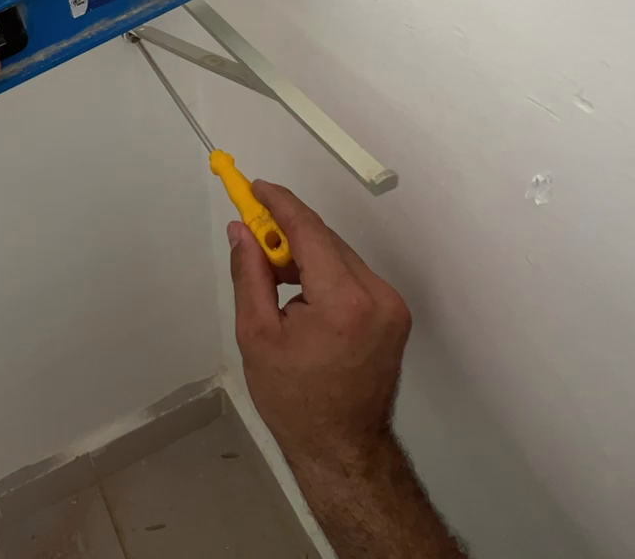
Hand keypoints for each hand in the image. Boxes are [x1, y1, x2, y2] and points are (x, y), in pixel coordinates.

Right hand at [229, 182, 411, 468]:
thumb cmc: (292, 398)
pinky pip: (352, 274)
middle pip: (325, 239)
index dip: (279, 203)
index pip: (309, 231)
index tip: (254, 187)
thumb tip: (241, 230)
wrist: (342, 448)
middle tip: (251, 230)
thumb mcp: (256, 333)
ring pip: (339, 254)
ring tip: (272, 271)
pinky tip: (298, 288)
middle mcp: (376, 296)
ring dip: (304, 251)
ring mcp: (391, 305)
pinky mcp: (394, 314)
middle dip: (287, 229)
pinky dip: (323, 270)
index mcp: (342, 301)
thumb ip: (249, 273)